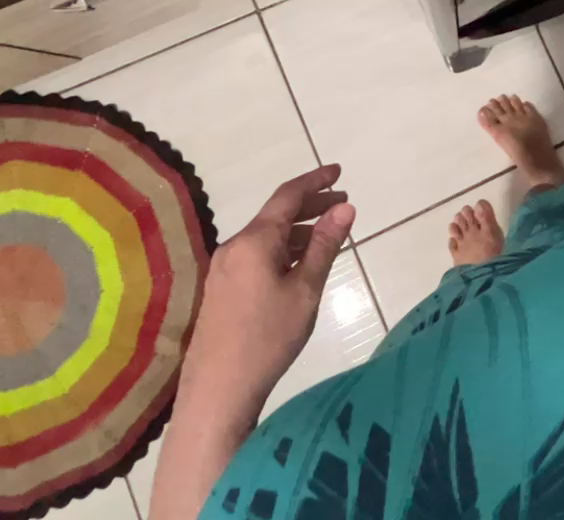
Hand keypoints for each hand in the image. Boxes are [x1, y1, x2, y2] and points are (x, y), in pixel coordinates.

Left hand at [175, 165, 355, 431]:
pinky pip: (257, 253)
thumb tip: (346, 207)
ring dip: (298, 229)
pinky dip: (283, 248)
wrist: (217, 391)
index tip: (339, 171)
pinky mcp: (222, 289)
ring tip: (328, 234)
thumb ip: (325, 245)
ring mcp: (224, 268)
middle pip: (276, 214)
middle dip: (311, 204)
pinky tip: (299, 263)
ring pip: (267, 235)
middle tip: (342, 203)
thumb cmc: (268, 338)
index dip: (315, 180)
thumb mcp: (305, 289)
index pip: (288, 196)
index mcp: (254, 241)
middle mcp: (235, 246)